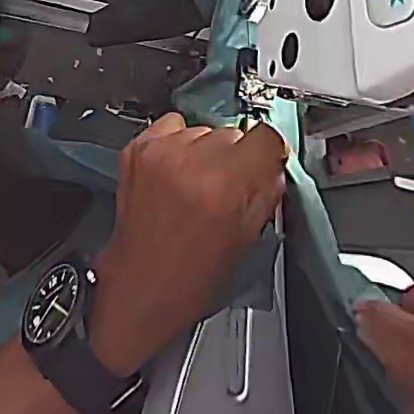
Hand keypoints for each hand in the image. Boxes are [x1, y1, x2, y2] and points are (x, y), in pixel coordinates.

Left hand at [88, 113, 287, 376]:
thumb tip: (275, 159)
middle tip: (225, 188)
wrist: (140, 287)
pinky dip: (178, 144)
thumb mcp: (247, 236)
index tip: (267, 157)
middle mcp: (191, 163)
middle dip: (236, 157)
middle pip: (234, 133)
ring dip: (206, 151)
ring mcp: (161, 154)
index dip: (270, 149)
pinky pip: (173, 126)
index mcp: (225, 186)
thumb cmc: (190, 276)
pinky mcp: (138, 149)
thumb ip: (268, 189)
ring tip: (197, 185)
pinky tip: (177, 172)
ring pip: (204, 129)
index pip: (266, 135)